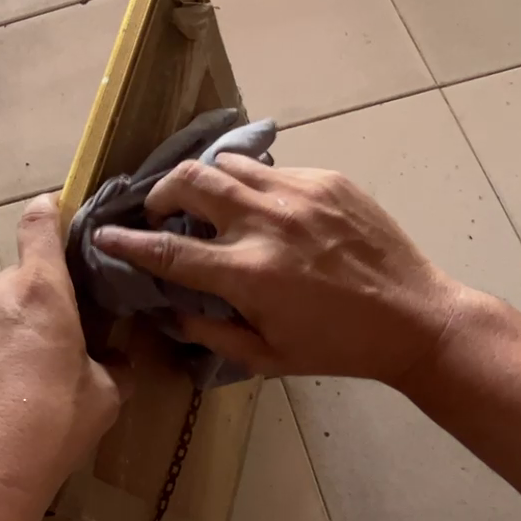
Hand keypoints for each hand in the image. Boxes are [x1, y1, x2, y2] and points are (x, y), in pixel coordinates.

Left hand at [0, 195, 126, 507]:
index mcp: (41, 291)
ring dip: (2, 332)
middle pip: (18, 283)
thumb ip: (114, 365)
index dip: (47, 211)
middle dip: (34, 306)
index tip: (51, 209)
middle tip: (48, 349)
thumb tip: (116, 358)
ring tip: (12, 383)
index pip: (39, 226)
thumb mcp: (104, 398)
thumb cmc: (50, 428)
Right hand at [92, 156, 476, 384]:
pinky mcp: (327, 180)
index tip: (103, 234)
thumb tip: (169, 308)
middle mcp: (266, 223)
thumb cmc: (336, 347)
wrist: (417, 319)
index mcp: (247, 273)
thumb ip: (208, 332)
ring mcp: (298, 195)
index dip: (126, 241)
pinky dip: (249, 182)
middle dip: (160, 192)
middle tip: (161, 210)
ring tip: (207, 200)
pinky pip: (269, 169)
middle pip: (188, 182)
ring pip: (226, 164)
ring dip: (204, 181)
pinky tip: (259, 205)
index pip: (167, 249)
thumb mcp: (266, 356)